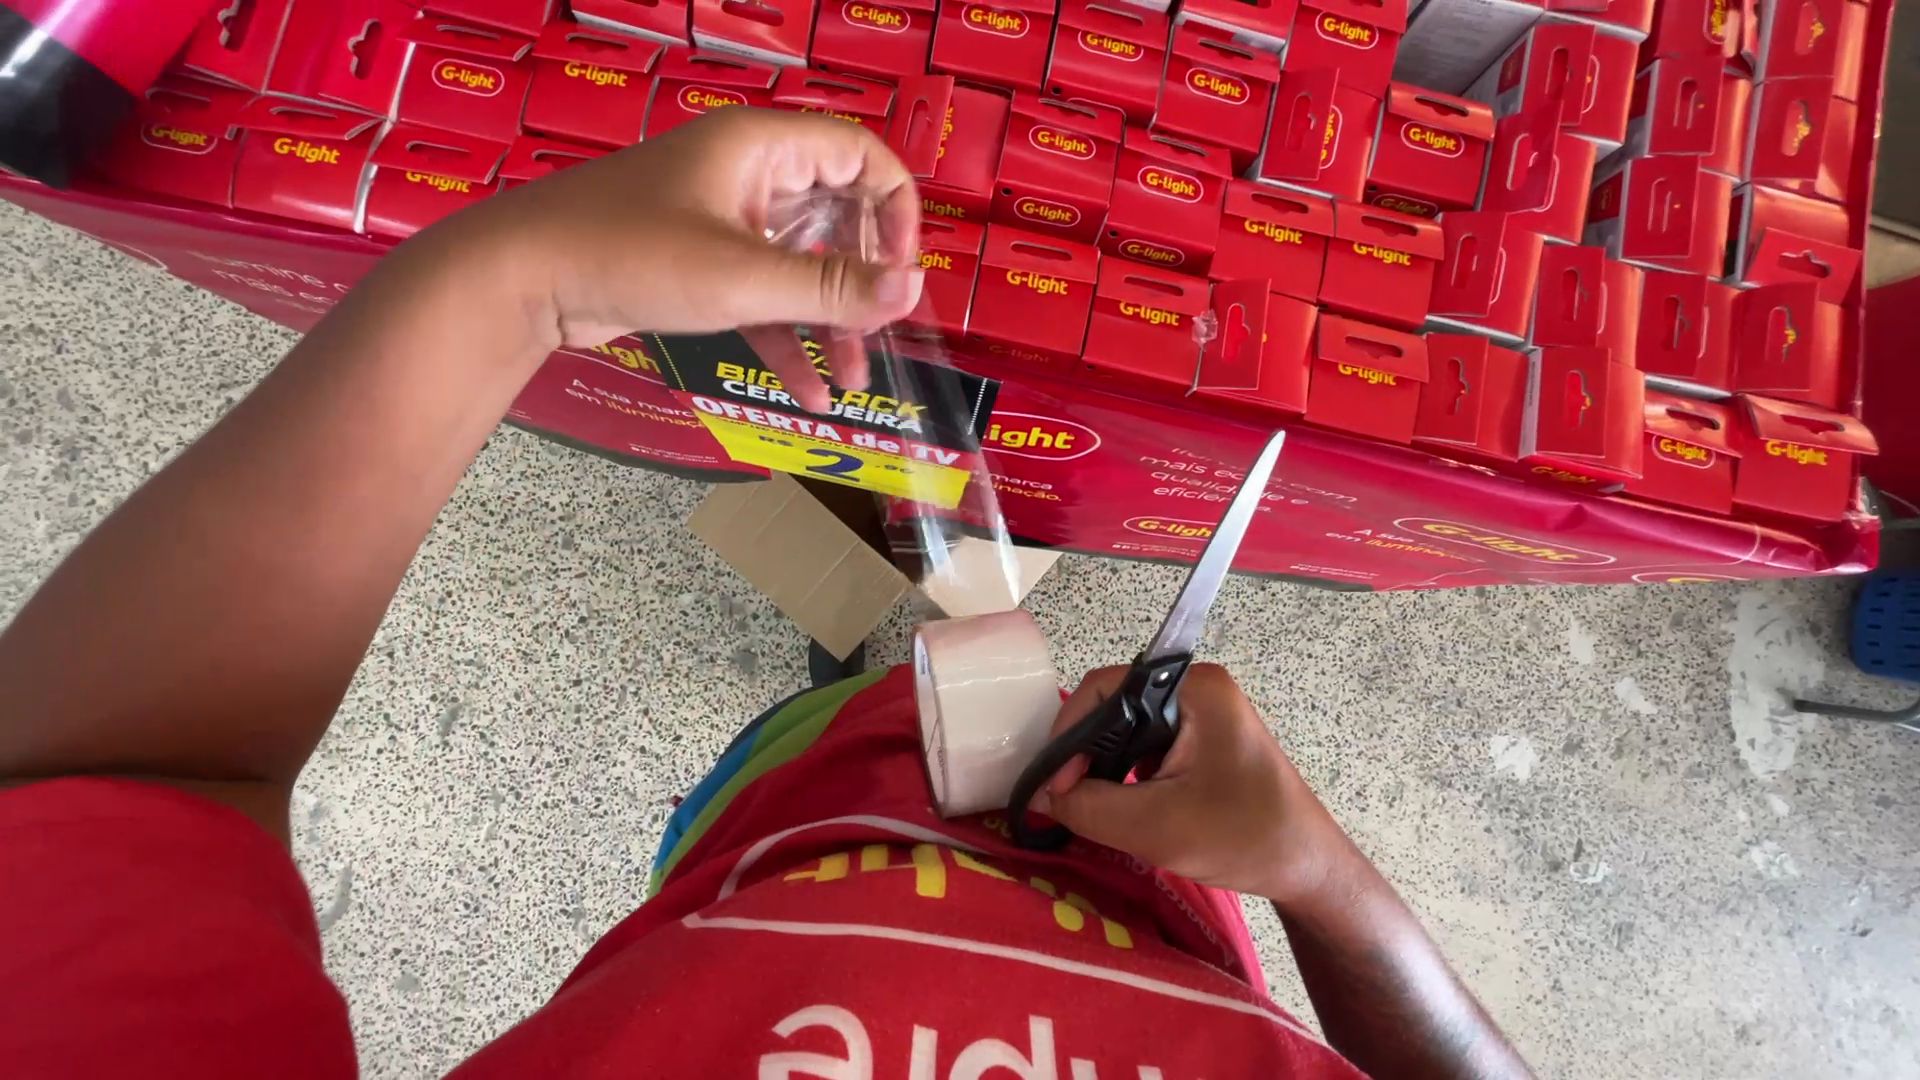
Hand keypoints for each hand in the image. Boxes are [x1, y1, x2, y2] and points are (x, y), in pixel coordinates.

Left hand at [453, 108, 924, 410]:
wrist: (524, 280)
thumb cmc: (634, 256)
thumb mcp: (743, 277)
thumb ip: (832, 286)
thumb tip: (912, 289)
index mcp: (763, 150)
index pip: (860, 155)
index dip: (894, 210)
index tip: (900, 272)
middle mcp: (751, 178)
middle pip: (838, 219)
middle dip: (863, 282)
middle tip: (878, 332)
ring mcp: (728, 223)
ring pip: (803, 268)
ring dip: (830, 323)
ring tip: (852, 379)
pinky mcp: (707, 265)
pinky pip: (765, 298)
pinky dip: (787, 341)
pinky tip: (809, 392)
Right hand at [1033, 664, 1355, 906]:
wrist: (1311, 871)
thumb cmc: (1244, 838)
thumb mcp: (1155, 827)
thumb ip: (1088, 807)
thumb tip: (1041, 795)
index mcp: (1193, 687)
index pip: (1105, 689)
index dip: (1070, 731)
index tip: (1054, 780)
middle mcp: (1196, 688)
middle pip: (1115, 707)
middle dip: (1086, 753)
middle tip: (1065, 798)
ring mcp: (1201, 713)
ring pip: (1128, 729)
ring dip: (1106, 766)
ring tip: (1089, 804)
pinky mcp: (1202, 739)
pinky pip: (1147, 745)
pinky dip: (1127, 774)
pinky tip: (1120, 805)